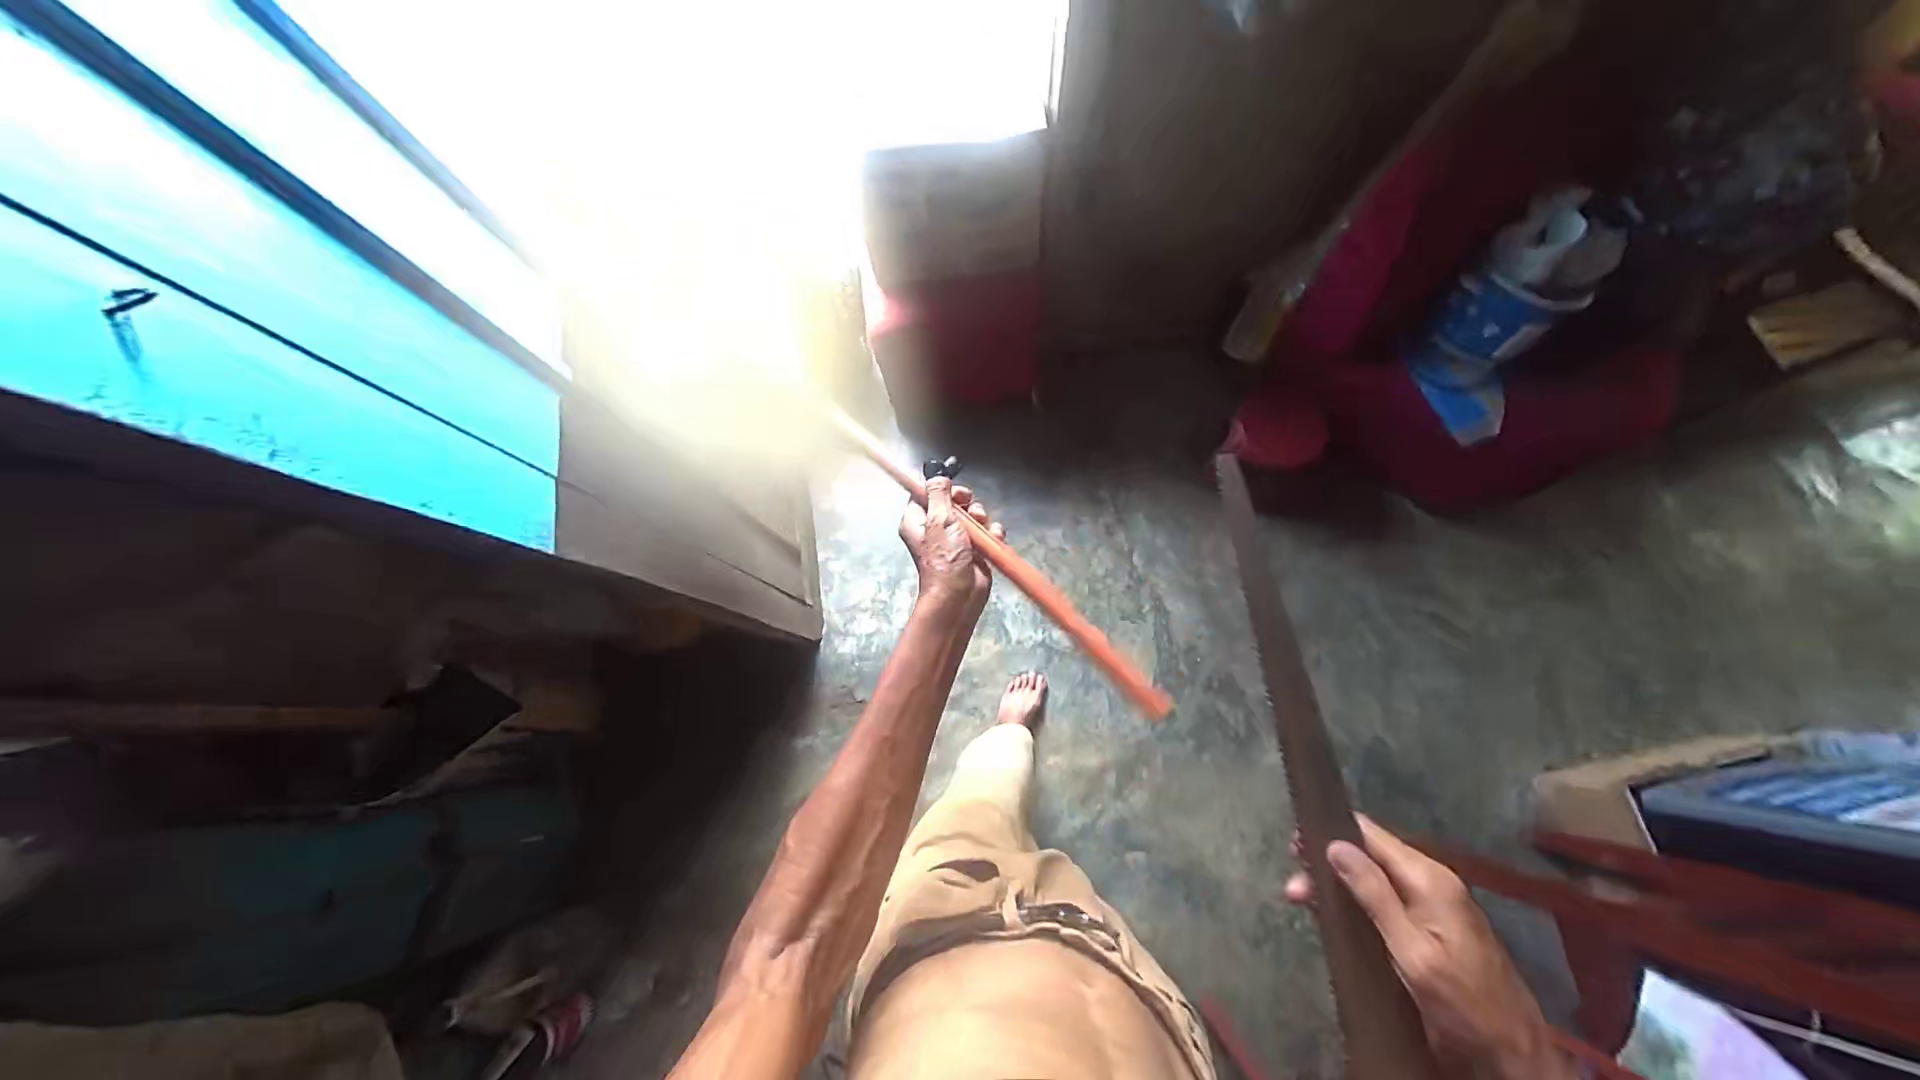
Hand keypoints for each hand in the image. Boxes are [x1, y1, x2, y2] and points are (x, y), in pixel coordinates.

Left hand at [899, 478, 1002, 616]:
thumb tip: (936, 474)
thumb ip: (938, 494)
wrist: (959, 595)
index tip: (953, 487)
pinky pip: (985, 532)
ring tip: (981, 526)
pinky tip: (991, 539)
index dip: (942, 487)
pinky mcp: (974, 549)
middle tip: (969, 508)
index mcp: (918, 520)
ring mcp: (956, 539)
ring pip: (972, 515)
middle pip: (953, 502)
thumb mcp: (939, 519)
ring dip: (981, 517)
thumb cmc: (944, 559)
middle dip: (966, 503)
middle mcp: (935, 528)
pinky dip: (991, 533)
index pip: (926, 493)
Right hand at [1285, 817, 1571, 1079]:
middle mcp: (1431, 879)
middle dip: (1327, 863)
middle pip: (1367, 854)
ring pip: (1372, 875)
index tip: (1294, 842)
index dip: (1330, 831)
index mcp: (1428, 878)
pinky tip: (1331, 911)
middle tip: (1293, 884)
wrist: (1514, 1053)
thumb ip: (1374, 895)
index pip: (1369, 833)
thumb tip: (1335, 845)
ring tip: (1299, 898)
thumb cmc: (1462, 1002)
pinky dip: (1354, 900)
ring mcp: (1433, 901)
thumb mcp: (1412, 952)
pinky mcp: (1431, 921)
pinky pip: (1384, 896)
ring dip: (1336, 884)